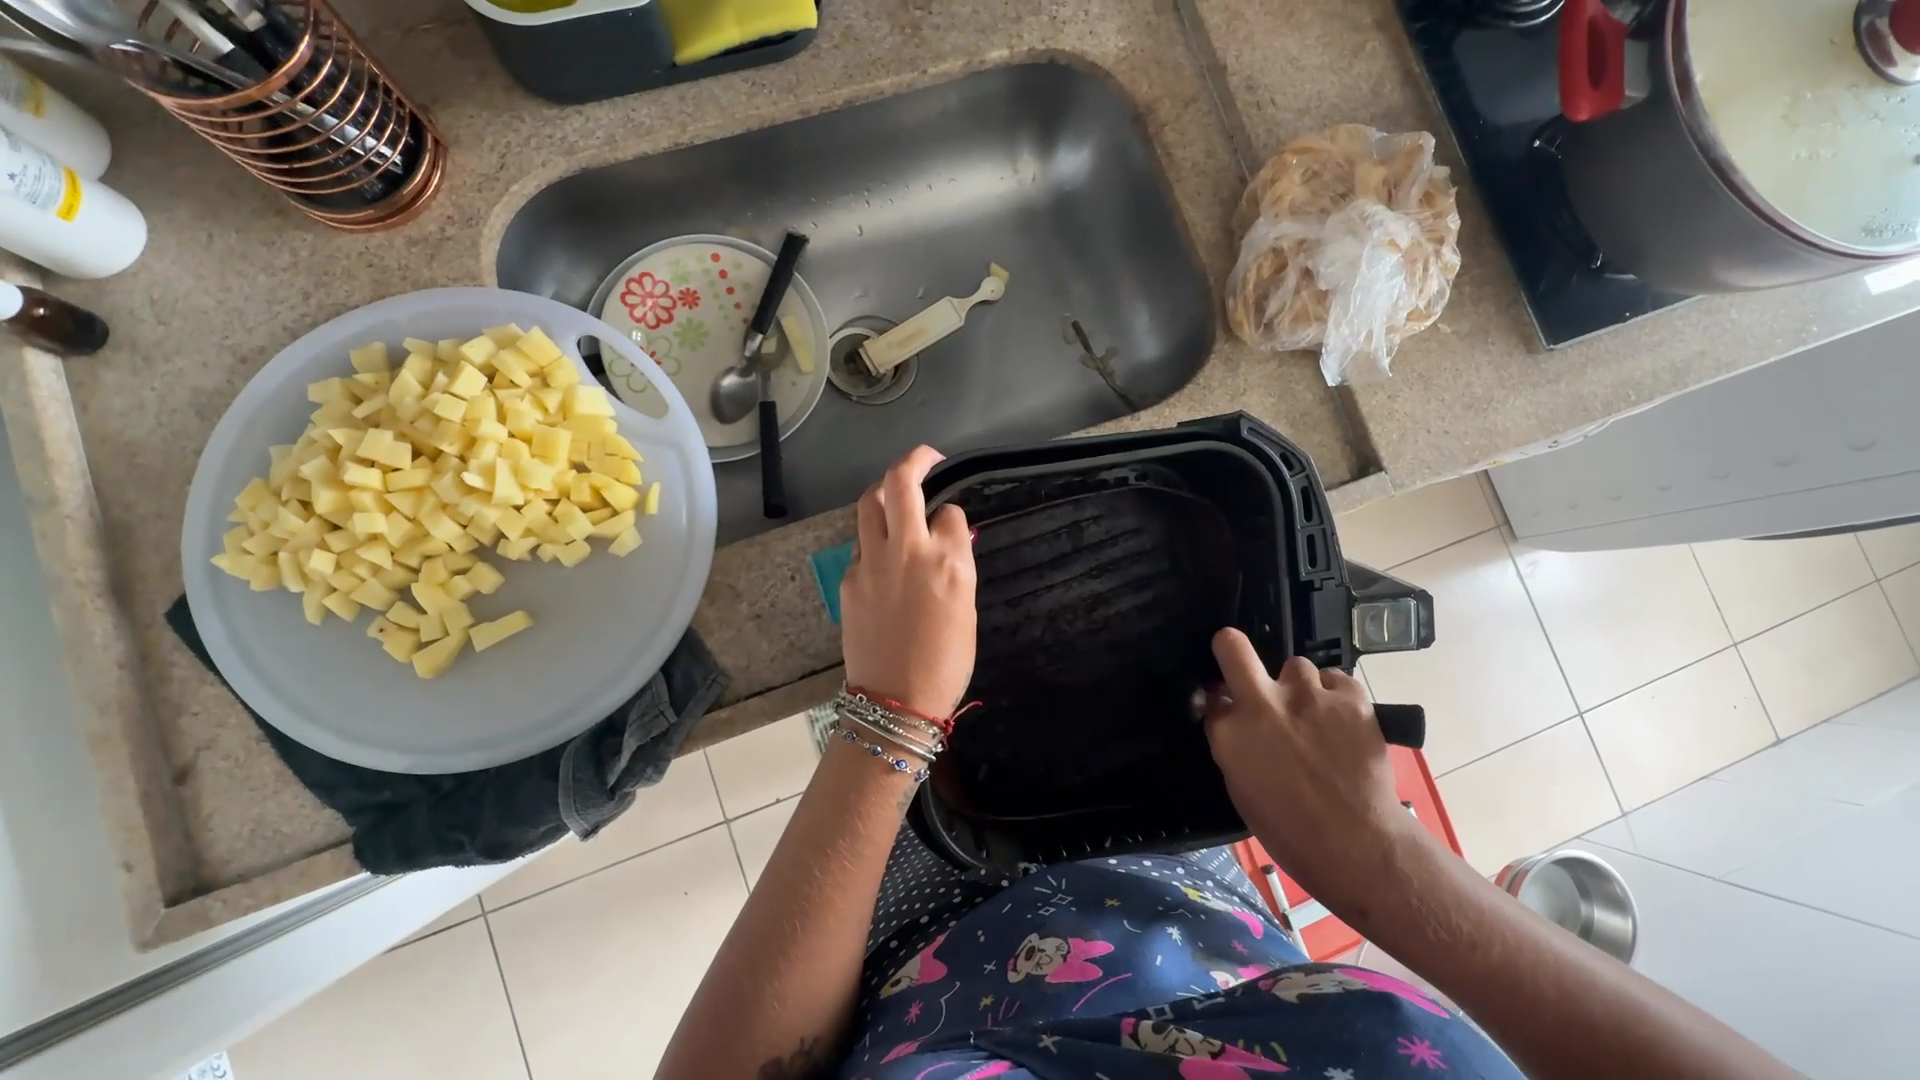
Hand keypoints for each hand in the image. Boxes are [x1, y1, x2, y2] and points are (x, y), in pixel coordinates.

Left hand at [839, 446, 976, 717]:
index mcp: (949, 562)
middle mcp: (908, 551)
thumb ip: (957, 567)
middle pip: (901, 483)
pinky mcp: (850, 578)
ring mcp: (872, 561)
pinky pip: (861, 542)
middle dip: (916, 459)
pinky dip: (874, 537)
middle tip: (927, 458)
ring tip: (897, 490)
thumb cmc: (946, 665)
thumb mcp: (967, 611)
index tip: (953, 526)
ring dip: (885, 488)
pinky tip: (884, 554)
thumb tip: (950, 542)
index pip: (951, 514)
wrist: (896, 702)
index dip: (953, 517)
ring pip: (871, 502)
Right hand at [1202, 629, 1417, 906]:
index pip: (1213, 697)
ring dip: (1301, 687)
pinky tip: (1343, 721)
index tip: (1232, 708)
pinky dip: (1336, 695)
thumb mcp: (1240, 788)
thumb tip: (1235, 722)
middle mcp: (1261, 702)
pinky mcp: (1349, 695)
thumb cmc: (1289, 830)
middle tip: (1241, 659)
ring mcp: (1307, 695)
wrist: (1355, 843)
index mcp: (1228, 731)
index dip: (1223, 702)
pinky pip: (1335, 679)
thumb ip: (1234, 744)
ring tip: (1316, 714)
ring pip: (1296, 666)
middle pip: (1233, 646)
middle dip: (1232, 648)